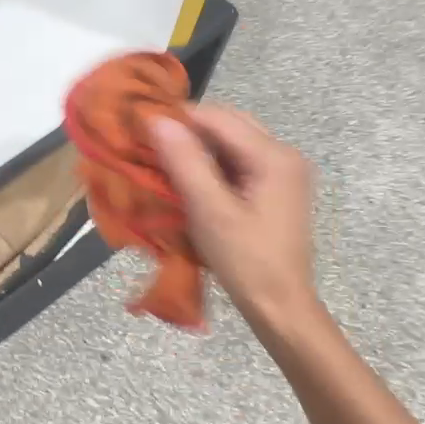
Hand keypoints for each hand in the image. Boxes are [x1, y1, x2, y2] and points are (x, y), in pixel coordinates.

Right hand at [148, 104, 319, 331]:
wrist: (280, 306)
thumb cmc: (245, 260)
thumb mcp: (210, 210)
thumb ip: (185, 161)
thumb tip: (157, 120)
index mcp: (274, 156)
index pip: (217, 117)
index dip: (177, 118)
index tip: (141, 129)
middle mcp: (283, 154)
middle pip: (227, 123)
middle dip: (188, 130)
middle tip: (150, 146)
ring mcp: (282, 171)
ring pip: (230, 141)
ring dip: (197, 147)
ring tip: (164, 162)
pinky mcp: (274, 187)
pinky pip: (237, 160)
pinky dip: (210, 164)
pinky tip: (188, 179)